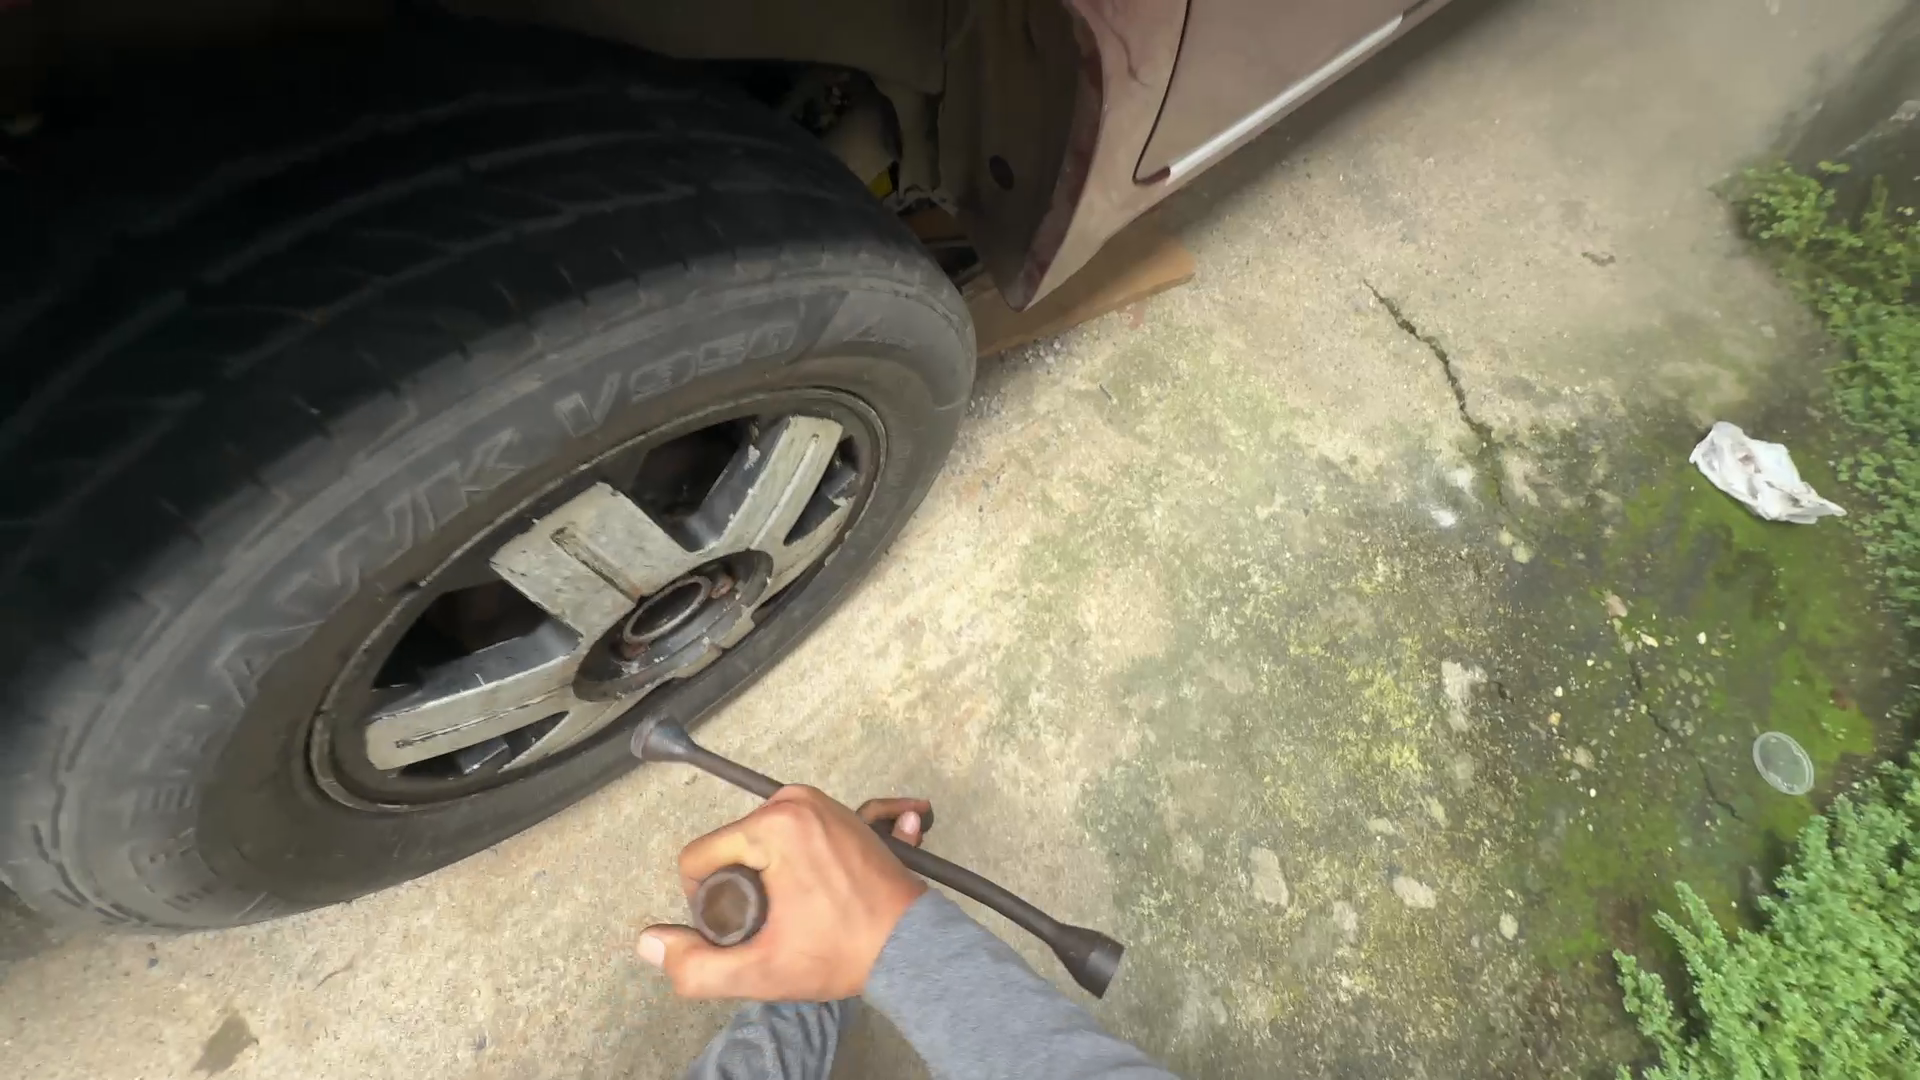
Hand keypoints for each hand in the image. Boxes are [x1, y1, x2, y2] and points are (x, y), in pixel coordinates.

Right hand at [637, 787, 931, 999]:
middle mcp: (796, 800)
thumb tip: (649, 942)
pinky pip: (786, 831)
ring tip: (791, 908)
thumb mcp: (760, 972)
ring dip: (761, 873)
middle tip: (772, 921)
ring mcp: (820, 800)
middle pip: (730, 845)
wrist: (906, 942)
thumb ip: (694, 965)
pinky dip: (785, 859)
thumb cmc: (842, 950)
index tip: (742, 925)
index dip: (703, 899)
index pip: (699, 856)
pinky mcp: (836, 809)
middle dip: (736, 885)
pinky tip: (806, 891)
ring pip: (756, 839)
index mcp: (775, 824)